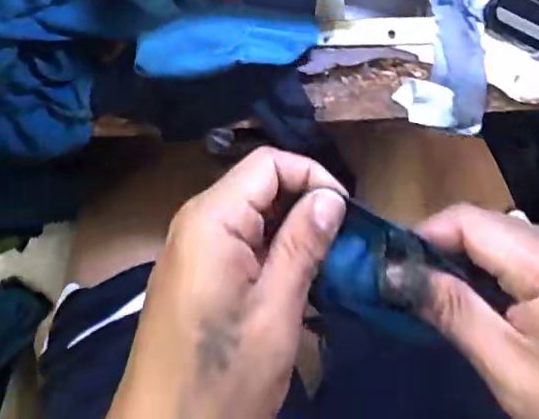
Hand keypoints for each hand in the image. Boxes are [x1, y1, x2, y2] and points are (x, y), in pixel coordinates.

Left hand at [108, 148, 347, 418]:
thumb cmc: (221, 376)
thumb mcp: (274, 312)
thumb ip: (302, 245)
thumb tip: (332, 196)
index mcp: (211, 216)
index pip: (267, 162)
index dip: (311, 174)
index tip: (347, 211)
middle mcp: (196, 217)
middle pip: (257, 183)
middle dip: (303, 201)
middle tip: (343, 240)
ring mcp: (191, 243)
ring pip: (250, 211)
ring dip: (289, 228)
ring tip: (326, 261)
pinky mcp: (193, 269)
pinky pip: (237, 237)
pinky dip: (269, 248)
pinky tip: (294, 279)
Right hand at [412, 206, 538, 418]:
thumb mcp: (513, 373)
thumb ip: (454, 311)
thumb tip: (391, 269)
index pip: (467, 219)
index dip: (423, 235)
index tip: (392, 265)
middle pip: (485, 224)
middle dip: (445, 250)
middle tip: (414, 286)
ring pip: (502, 235)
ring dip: (469, 259)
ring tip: (444, 295)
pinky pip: (526, 250)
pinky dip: (498, 268)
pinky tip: (488, 301)